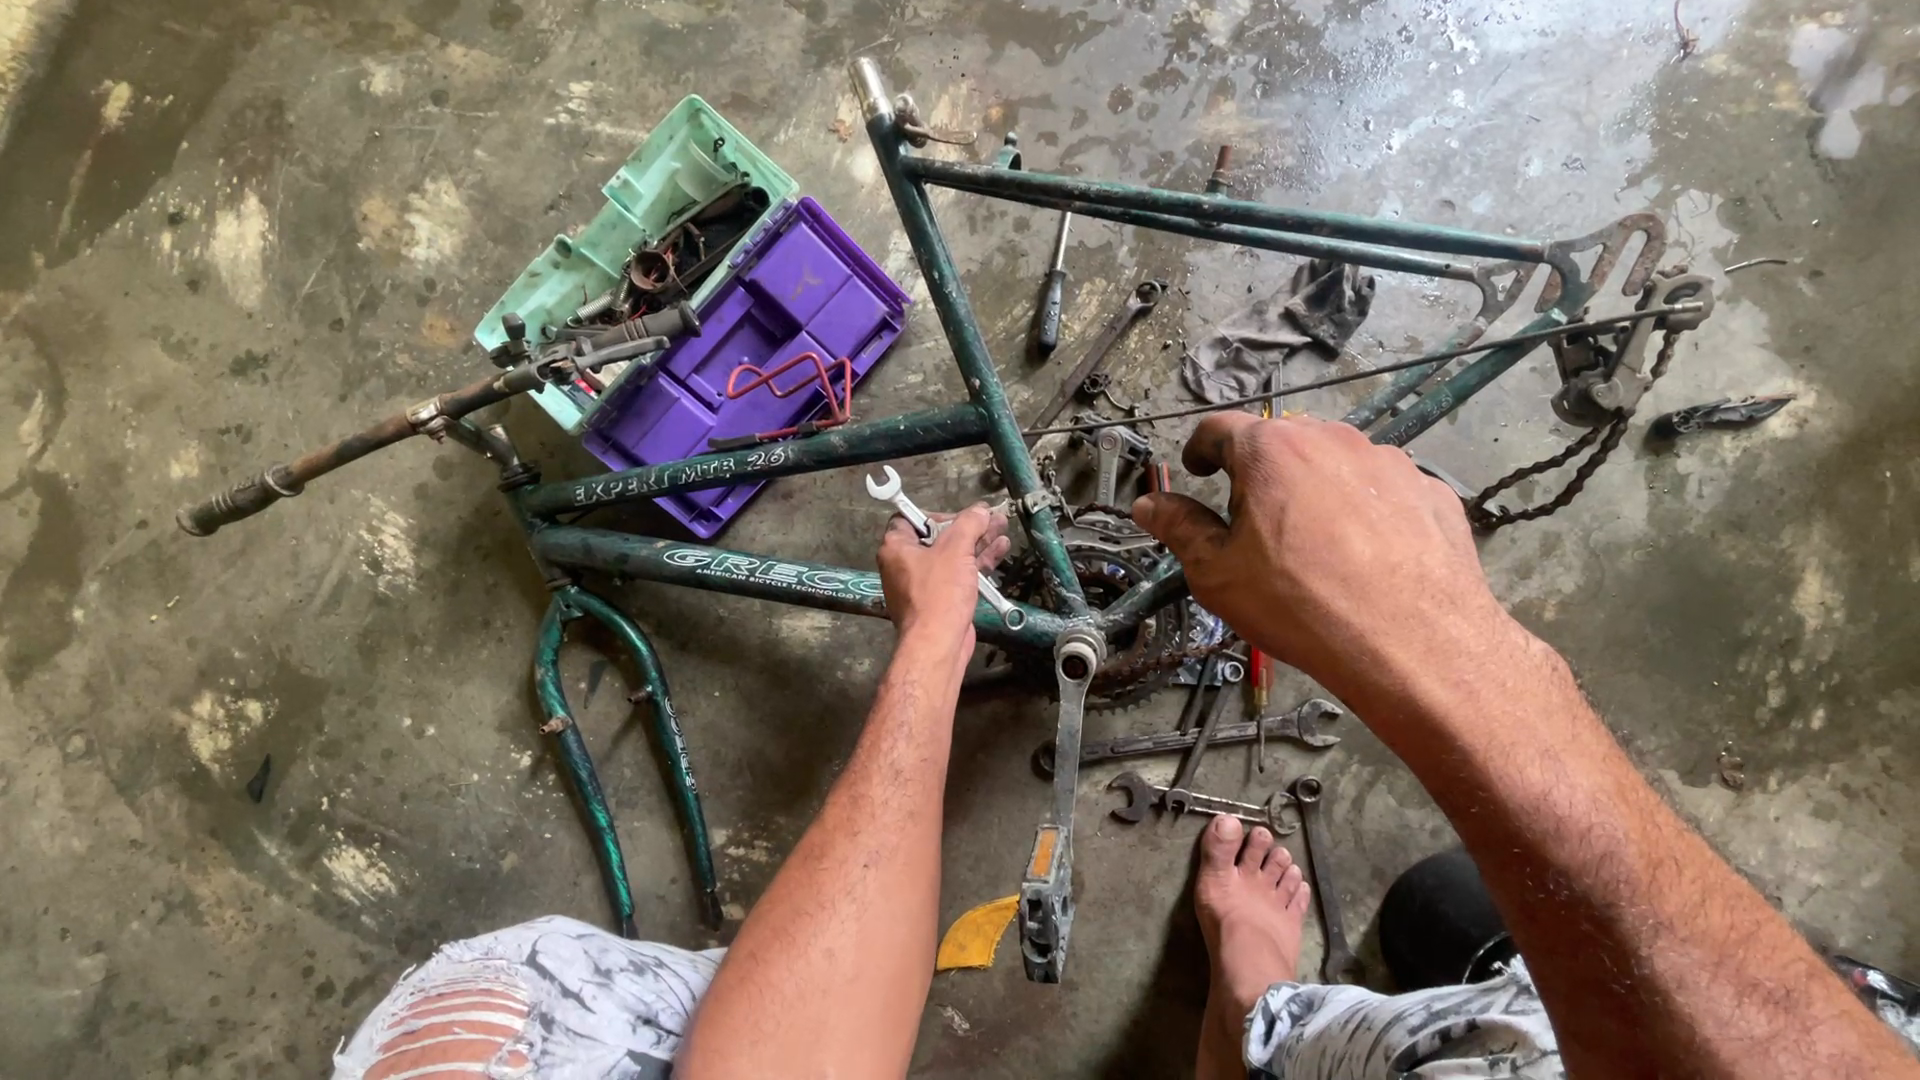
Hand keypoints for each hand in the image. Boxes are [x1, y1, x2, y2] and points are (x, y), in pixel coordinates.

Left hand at [876, 503, 1011, 645]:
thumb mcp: (955, 549)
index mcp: (896, 548)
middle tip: (990, 518)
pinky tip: (999, 550)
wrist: (938, 643)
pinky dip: (976, 563)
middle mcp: (905, 565)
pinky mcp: (940, 600)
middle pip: (938, 537)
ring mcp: (923, 585)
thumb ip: (968, 524)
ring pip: (952, 556)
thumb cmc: (938, 594)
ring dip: (977, 543)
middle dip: (967, 527)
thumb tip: (980, 511)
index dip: (936, 514)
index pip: (910, 519)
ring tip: (1001, 528)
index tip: (959, 515)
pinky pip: (958, 575)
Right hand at [1131, 414, 1513, 708]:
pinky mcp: (1429, 491)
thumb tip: (1148, 505)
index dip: (1199, 449)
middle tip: (1250, 519)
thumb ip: (1180, 528)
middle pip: (1280, 441)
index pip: (1218, 428)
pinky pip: (1380, 489)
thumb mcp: (1217, 572)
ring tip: (1310, 542)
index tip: (1196, 470)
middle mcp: (1331, 439)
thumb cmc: (1299, 604)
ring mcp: (1388, 462)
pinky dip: (1361, 508)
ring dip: (1311, 486)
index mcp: (1270, 450)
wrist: (1414, 645)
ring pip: (1333, 462)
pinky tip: (1362, 554)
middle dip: (1257, 471)